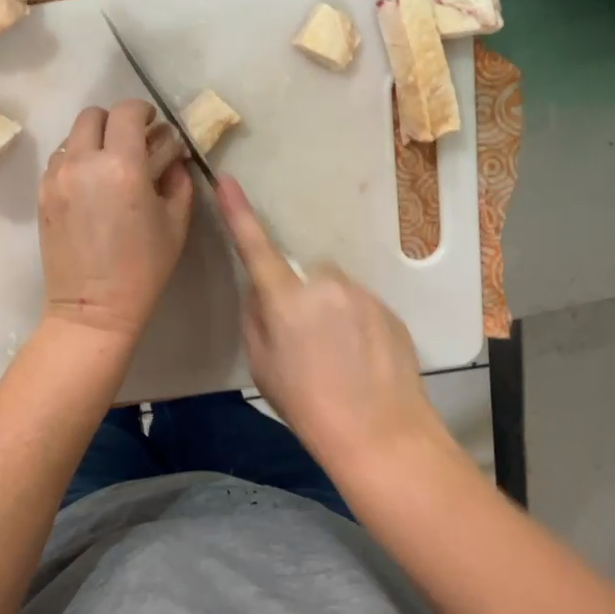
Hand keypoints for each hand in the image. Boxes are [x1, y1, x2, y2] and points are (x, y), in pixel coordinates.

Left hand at [39, 100, 192, 339]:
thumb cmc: (142, 269)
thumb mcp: (175, 222)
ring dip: (92, 142)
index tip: (152, 126)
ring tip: (108, 168)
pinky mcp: (42, 195)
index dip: (143, 112)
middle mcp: (83, 162)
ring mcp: (56, 178)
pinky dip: (75, 162)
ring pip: (72, 137)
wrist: (92, 307)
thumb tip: (173, 156)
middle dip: (114, 122)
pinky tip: (90, 188)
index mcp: (122, 165)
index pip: (127, 112)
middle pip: (93, 115)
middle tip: (131, 144)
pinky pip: (58, 162)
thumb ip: (177, 179)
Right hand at [215, 174, 443, 461]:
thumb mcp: (262, 366)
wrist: (380, 432)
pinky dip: (353, 323)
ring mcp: (362, 294)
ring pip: (333, 289)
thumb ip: (256, 319)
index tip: (226, 181)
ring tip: (335, 356)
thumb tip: (260, 291)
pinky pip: (359, 304)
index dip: (237, 213)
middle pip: (302, 273)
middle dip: (297, 294)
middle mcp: (324, 285)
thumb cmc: (307, 405)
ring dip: (328, 308)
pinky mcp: (388, 308)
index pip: (255, 247)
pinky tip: (358, 359)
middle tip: (300, 341)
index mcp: (285, 300)